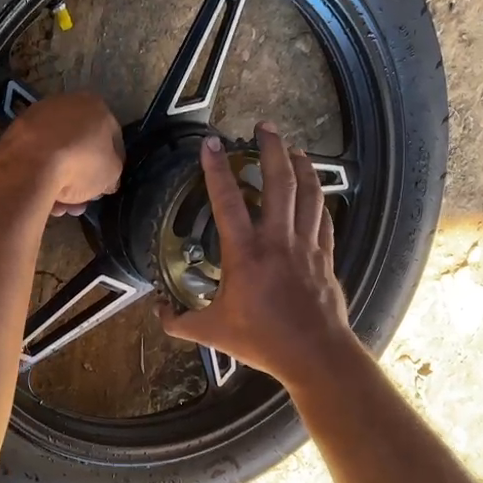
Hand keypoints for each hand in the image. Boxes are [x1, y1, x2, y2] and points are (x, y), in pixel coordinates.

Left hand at [0, 92, 123, 215]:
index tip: (105, 186)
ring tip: (61, 209)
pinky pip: (35, 159)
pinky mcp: (13, 134)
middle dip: (81, 179)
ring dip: (61, 183)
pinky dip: (40, 177)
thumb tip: (106, 180)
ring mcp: (36, 118)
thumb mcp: (112, 173)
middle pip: (80, 147)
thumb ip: (112, 172)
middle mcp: (65, 104)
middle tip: (81, 202)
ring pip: (56, 156)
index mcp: (95, 106)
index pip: (112, 137)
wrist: (29, 164)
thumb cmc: (81, 162)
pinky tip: (43, 200)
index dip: (112, 164)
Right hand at [159, 123, 365, 383]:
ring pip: (308, 193)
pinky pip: (323, 217)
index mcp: (245, 254)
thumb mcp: (211, 333)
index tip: (211, 143)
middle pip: (279, 182)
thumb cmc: (261, 341)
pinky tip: (313, 189)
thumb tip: (158, 310)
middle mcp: (277, 240)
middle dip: (272, 149)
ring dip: (301, 165)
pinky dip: (318, 197)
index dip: (216, 169)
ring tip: (292, 147)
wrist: (315, 355)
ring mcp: (306, 245)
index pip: (227, 201)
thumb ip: (179, 321)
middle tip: (264, 127)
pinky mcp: (325, 255)